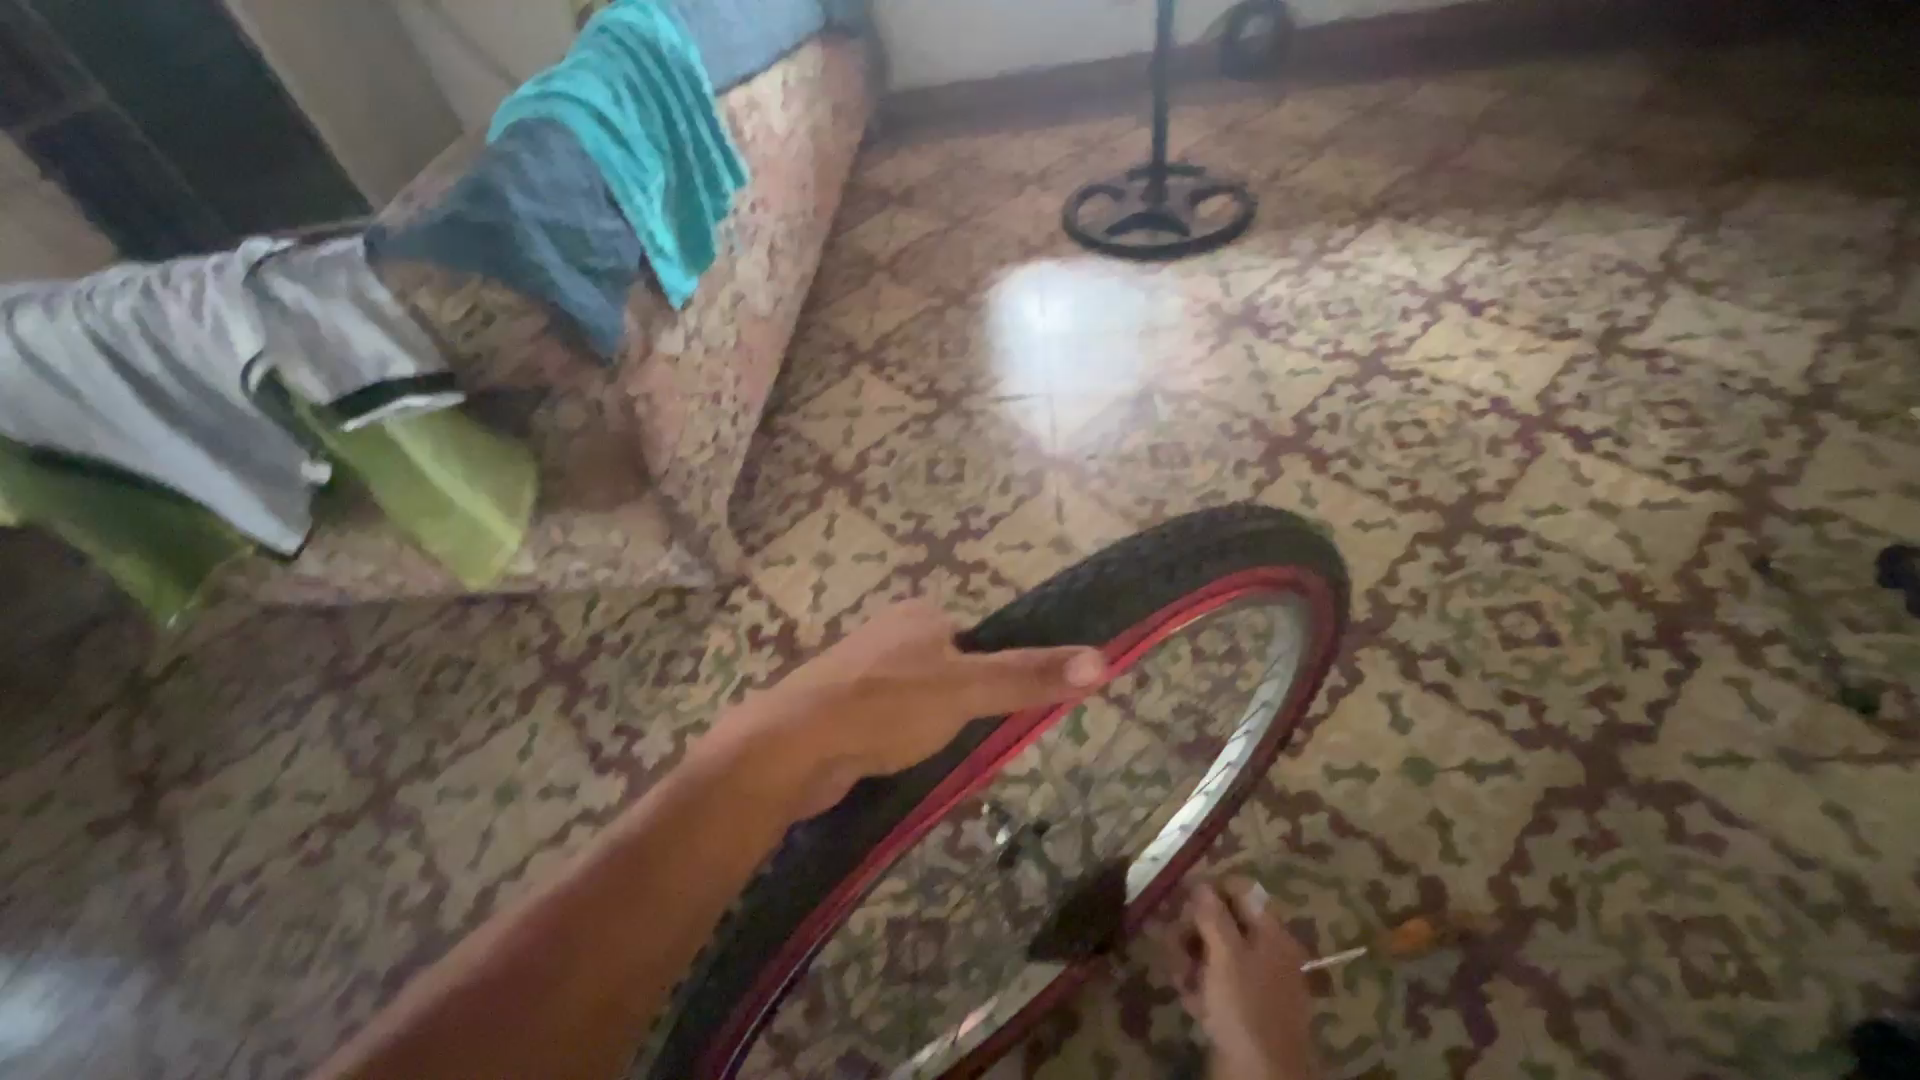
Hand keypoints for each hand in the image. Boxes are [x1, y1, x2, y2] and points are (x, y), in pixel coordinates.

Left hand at [723, 601, 1109, 816]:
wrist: (792, 746)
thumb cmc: (886, 705)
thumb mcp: (968, 689)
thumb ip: (1029, 676)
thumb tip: (1104, 659)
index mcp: (919, 613)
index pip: (977, 639)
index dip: (993, 674)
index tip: (998, 713)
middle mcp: (888, 632)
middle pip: (948, 670)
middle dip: (960, 706)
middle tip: (967, 742)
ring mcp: (859, 671)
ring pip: (917, 699)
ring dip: (928, 728)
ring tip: (931, 759)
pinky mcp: (838, 708)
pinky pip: (886, 723)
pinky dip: (898, 743)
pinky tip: (897, 765)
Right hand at [1177, 879, 1319, 1079]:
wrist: (1261, 1077)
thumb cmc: (1245, 1007)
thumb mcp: (1226, 955)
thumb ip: (1212, 915)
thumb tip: (1201, 881)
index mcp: (1272, 933)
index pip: (1241, 891)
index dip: (1209, 889)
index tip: (1180, 899)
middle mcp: (1266, 952)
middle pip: (1222, 923)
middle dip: (1192, 930)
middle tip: (1172, 941)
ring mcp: (1255, 982)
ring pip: (1213, 954)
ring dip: (1190, 959)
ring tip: (1178, 976)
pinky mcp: (1241, 1008)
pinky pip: (1215, 983)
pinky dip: (1199, 986)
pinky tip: (1189, 999)